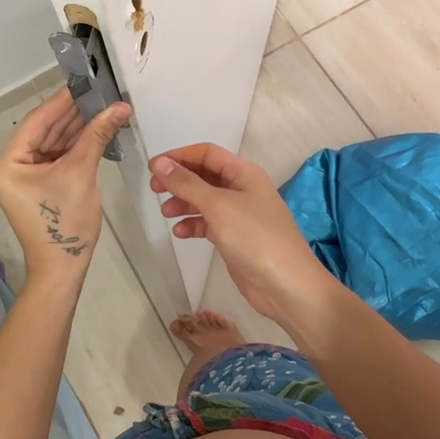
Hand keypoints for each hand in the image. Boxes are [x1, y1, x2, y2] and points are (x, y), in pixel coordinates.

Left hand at [0, 88, 130, 283]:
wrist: (62, 268)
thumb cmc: (65, 222)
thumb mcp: (81, 173)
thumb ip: (97, 135)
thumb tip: (120, 107)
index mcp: (6, 162)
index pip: (37, 121)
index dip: (63, 101)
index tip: (84, 81)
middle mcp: (8, 165)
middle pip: (44, 131)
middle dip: (73, 114)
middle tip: (100, 93)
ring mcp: (21, 176)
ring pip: (51, 143)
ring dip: (76, 128)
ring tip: (102, 108)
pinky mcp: (36, 185)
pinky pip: (55, 158)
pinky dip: (74, 146)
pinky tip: (94, 129)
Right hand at [150, 143, 347, 328]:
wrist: (286, 285)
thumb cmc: (255, 237)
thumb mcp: (218, 205)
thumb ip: (187, 183)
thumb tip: (160, 163)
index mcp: (244, 174)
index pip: (207, 153)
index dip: (179, 156)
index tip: (153, 167)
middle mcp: (242, 190)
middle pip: (204, 176)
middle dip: (179, 180)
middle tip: (154, 190)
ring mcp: (239, 215)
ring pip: (204, 200)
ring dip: (183, 203)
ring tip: (165, 213)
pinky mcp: (235, 238)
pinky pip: (208, 223)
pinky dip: (193, 225)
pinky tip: (180, 233)